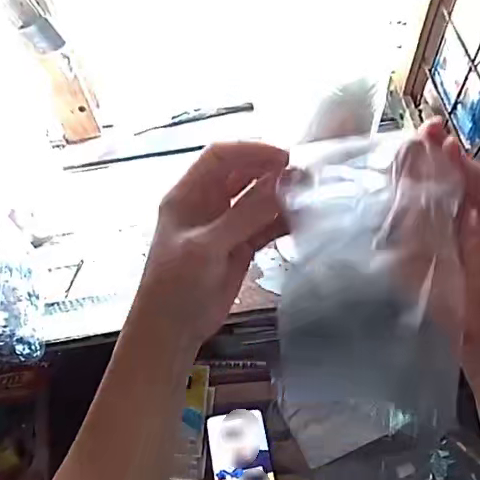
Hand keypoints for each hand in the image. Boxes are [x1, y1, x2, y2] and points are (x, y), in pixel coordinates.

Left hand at [127, 141, 288, 353]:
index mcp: (188, 195)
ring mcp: (225, 227)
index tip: (284, 158)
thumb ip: (243, 215)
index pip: (220, 157)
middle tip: (303, 177)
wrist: (171, 329)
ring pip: (256, 200)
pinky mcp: (240, 249)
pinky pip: (264, 227)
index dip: (251, 151)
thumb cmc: (176, 285)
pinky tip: (301, 222)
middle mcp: (207, 205)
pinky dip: (281, 223)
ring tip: (307, 197)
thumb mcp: (206, 247)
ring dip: (279, 197)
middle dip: (270, 171)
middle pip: (241, 174)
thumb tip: (280, 183)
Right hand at [392, 119, 479, 363]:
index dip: (434, 145)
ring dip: (396, 178)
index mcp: (461, 201)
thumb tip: (449, 146)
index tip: (428, 127)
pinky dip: (383, 212)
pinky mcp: (396, 259)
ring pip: (397, 198)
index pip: (442, 165)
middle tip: (410, 140)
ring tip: (397, 158)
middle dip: (411, 156)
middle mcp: (433, 214)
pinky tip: (384, 194)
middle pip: (415, 177)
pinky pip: (385, 230)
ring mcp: (412, 236)